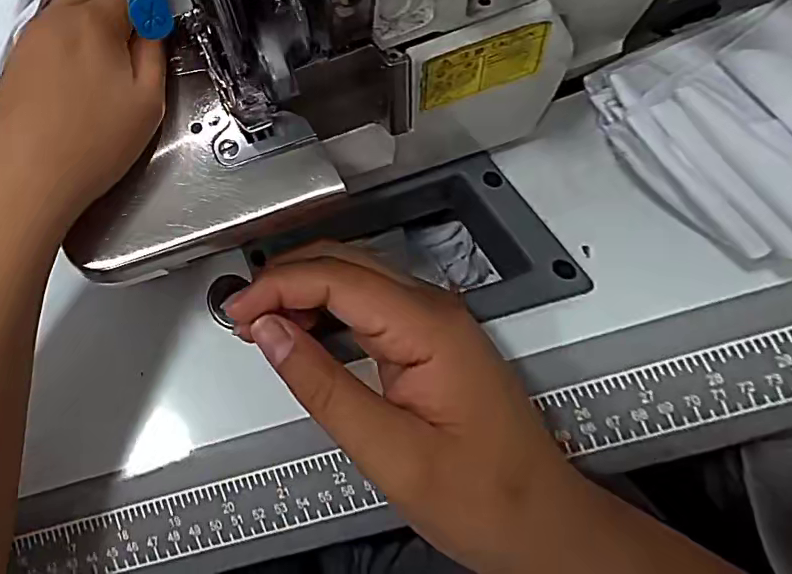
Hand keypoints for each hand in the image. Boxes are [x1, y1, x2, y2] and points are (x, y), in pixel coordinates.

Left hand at [0, 0, 165, 252]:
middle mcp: (57, 16)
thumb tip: (150, 23)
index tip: (162, 15)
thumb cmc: (90, 143)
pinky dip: (69, 29)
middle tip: (141, 26)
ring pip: (68, 3)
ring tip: (111, 47)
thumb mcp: (146, 101)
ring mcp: (30, 36)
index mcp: (93, 19)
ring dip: (92, 9)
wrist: (17, 180)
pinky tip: (78, 64)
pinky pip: (49, 27)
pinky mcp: (14, 59)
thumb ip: (154, 51)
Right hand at [223, 246, 598, 572]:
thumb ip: (322, 386)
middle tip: (243, 314)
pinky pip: (360, 295)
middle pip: (337, 260)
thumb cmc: (492, 501)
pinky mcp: (425, 330)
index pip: (331, 277)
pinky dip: (320, 303)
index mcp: (428, 327)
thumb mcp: (391, 454)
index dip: (275, 287)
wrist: (551, 531)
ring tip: (263, 323)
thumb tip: (269, 332)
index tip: (239, 312)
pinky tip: (301, 328)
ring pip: (346, 270)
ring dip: (298, 288)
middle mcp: (431, 307)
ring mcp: (431, 315)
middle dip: (281, 279)